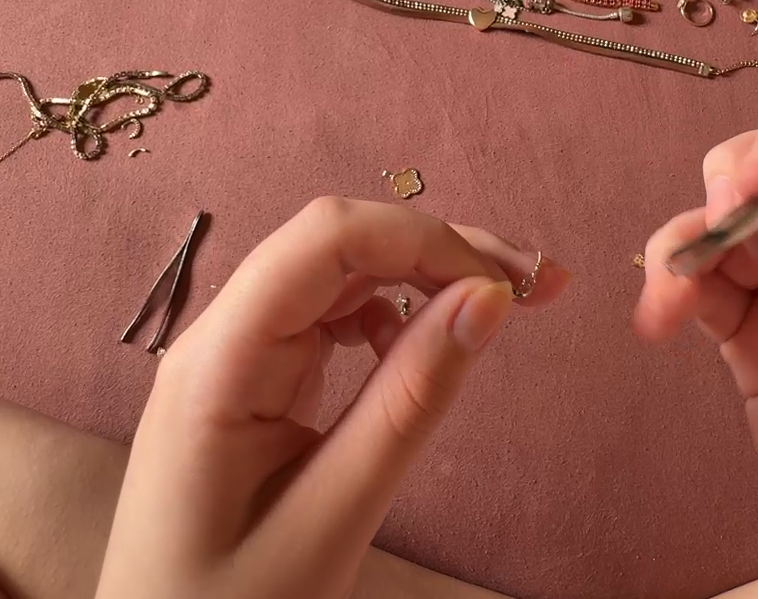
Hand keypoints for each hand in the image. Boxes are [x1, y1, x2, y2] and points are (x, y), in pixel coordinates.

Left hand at [94, 197, 568, 598]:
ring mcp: (242, 345)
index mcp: (220, 358)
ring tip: (497, 304)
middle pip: (339, 243)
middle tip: (536, 282)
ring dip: (424, 273)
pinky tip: (423, 345)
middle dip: (438, 248)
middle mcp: (225, 331)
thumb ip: (411, 400)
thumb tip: (490, 298)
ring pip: (344, 269)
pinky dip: (395, 311)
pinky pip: (336, 310)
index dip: (420, 238)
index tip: (503, 284)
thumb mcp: (332, 519)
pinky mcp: (263, 367)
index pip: (325, 239)